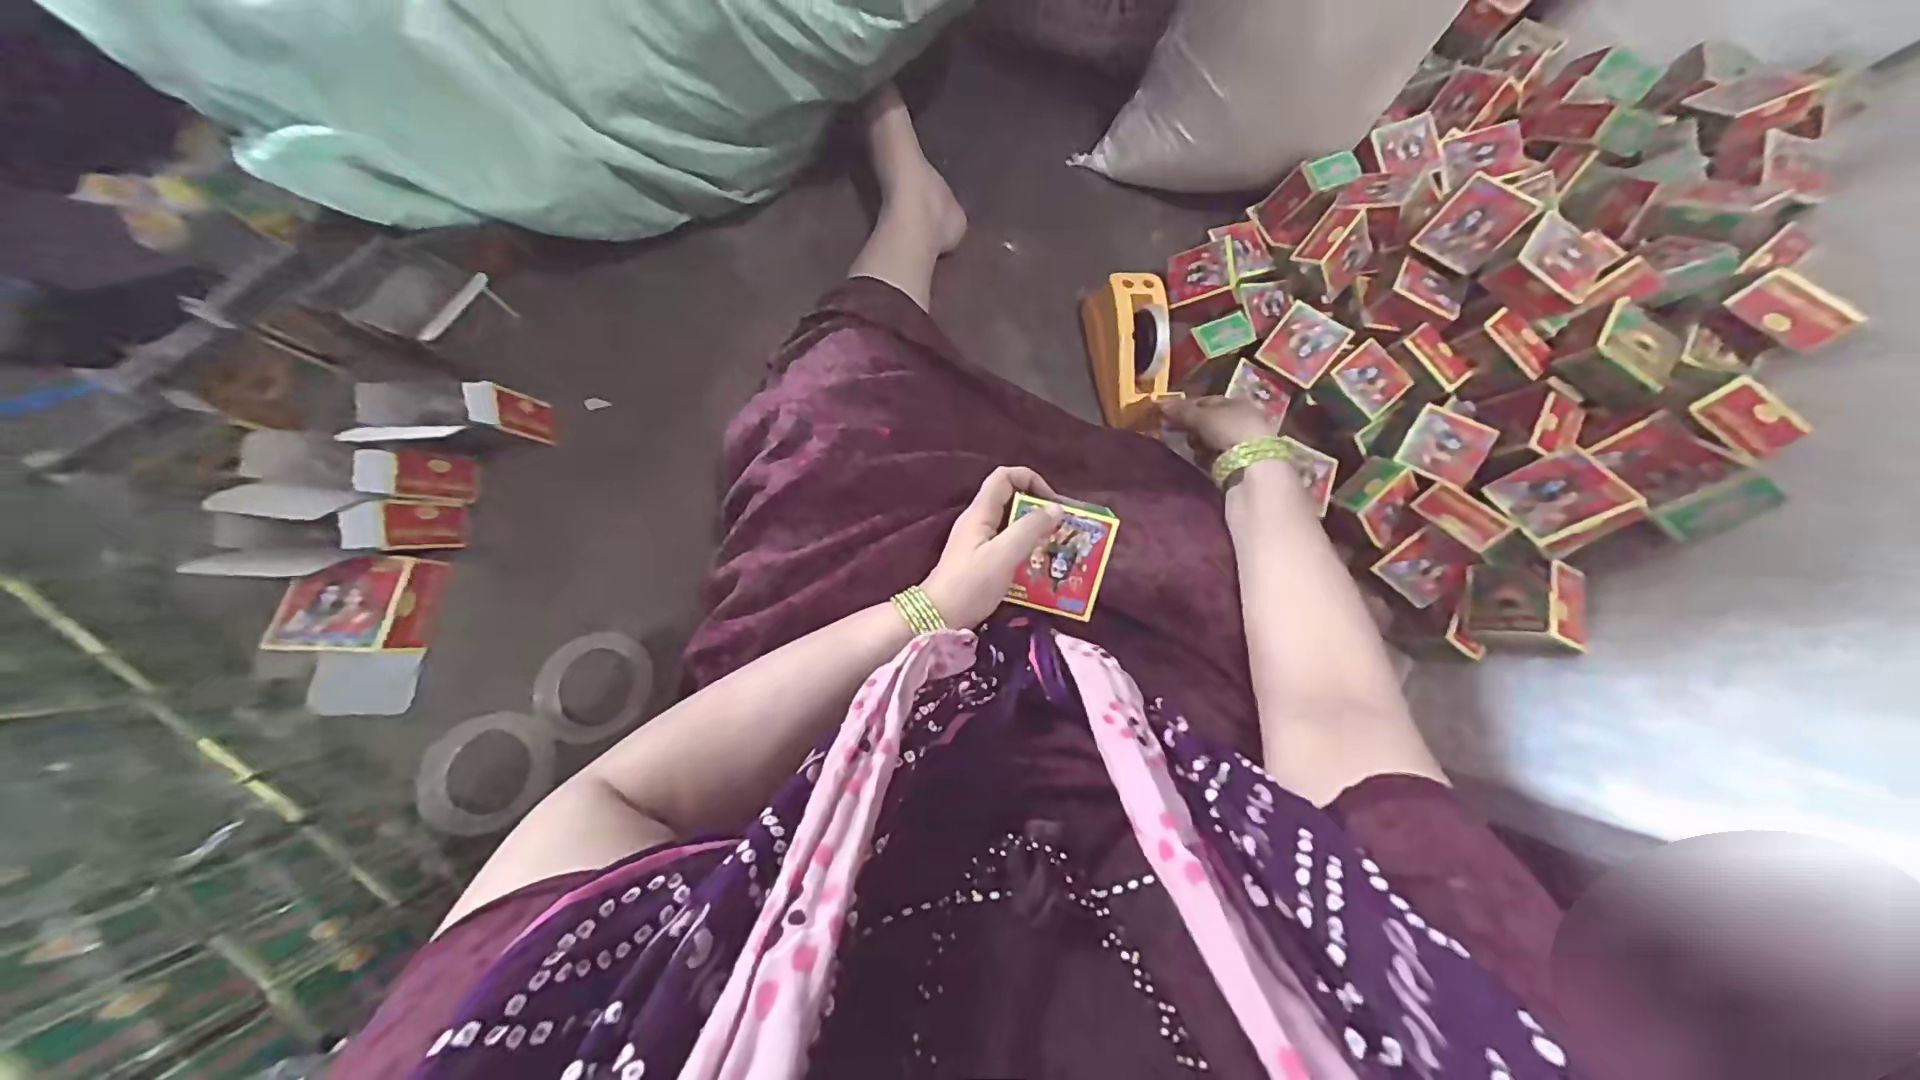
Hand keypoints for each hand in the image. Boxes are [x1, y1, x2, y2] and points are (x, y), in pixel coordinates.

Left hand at [921, 467, 1063, 628]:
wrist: (937, 618)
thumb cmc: (970, 585)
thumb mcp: (1004, 555)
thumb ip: (1030, 529)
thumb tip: (1055, 509)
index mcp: (980, 513)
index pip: (1005, 477)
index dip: (1031, 480)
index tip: (1052, 504)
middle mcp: (978, 522)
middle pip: (1011, 500)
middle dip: (1038, 511)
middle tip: (1061, 531)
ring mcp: (977, 542)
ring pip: (1011, 526)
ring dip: (1034, 534)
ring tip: (1055, 550)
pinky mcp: (980, 561)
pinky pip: (1007, 546)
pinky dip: (1025, 551)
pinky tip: (1038, 569)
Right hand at [1160, 396, 1277, 455]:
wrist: (1251, 460)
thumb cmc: (1227, 428)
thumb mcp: (1201, 416)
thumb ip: (1181, 410)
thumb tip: (1161, 404)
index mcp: (1235, 401)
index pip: (1205, 401)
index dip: (1186, 408)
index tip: (1169, 416)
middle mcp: (1240, 416)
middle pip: (1206, 421)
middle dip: (1191, 428)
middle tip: (1178, 433)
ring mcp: (1241, 437)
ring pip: (1208, 438)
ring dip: (1198, 444)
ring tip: (1196, 449)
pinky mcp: (1240, 457)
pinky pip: (1215, 454)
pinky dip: (1208, 457)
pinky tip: (1206, 460)